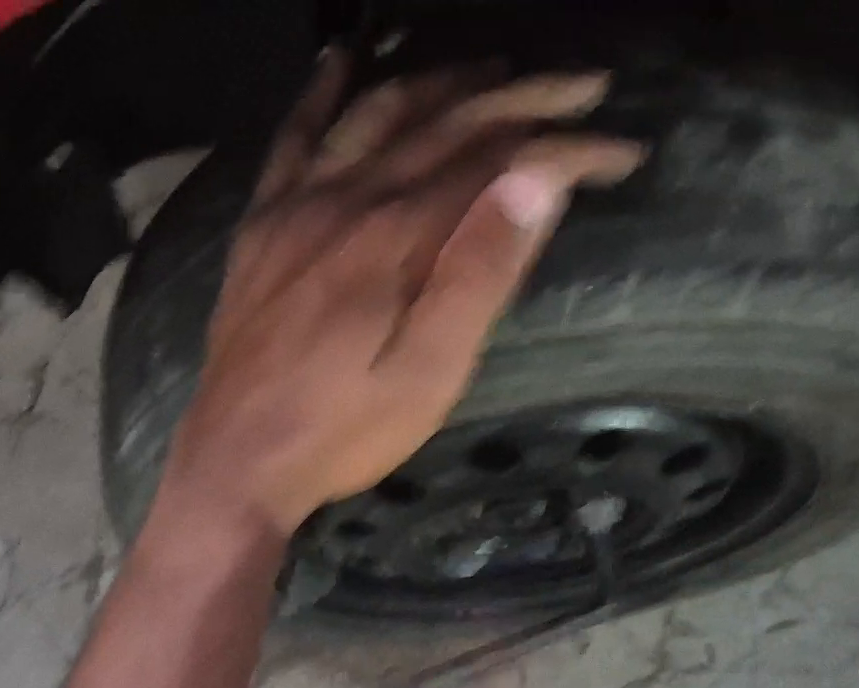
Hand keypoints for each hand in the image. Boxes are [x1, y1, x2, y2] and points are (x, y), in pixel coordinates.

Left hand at [158, 50, 645, 534]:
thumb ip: (480, 276)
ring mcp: (296, 207)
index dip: (565, 149)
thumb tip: (535, 181)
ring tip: (493, 71)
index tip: (620, 150)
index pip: (496, 164)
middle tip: (581, 86)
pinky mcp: (262, 225)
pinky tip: (343, 60)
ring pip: (376, 115)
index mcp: (398, 238)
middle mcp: (347, 200)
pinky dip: (322, 93)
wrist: (238, 458)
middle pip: (444, 125)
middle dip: (522, 100)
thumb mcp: (430, 375)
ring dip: (440, 83)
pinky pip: (292, 138)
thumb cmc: (345, 431)